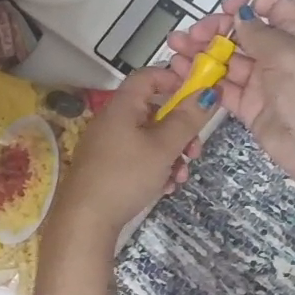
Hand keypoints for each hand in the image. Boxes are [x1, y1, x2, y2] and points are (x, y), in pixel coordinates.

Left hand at [44, 67, 209, 252]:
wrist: (86, 219)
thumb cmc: (126, 175)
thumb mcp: (163, 147)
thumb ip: (187, 119)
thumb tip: (208, 91)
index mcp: (122, 106)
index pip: (147, 76)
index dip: (174, 80)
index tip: (198, 96)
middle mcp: (112, 120)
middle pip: (154, 111)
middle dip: (181, 130)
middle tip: (195, 151)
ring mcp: (108, 144)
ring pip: (150, 138)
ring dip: (172, 154)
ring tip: (180, 177)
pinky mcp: (107, 166)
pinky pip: (138, 157)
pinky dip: (156, 168)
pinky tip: (165, 188)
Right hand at [166, 0, 294, 183]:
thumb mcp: (290, 54)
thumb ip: (259, 33)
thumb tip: (240, 14)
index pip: (275, 7)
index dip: (250, 1)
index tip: (225, 8)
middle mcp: (278, 55)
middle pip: (242, 34)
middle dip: (215, 30)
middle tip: (192, 34)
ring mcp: (262, 82)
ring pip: (227, 60)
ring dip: (201, 53)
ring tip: (177, 49)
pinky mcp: (248, 106)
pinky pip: (222, 88)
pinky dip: (202, 79)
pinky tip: (182, 71)